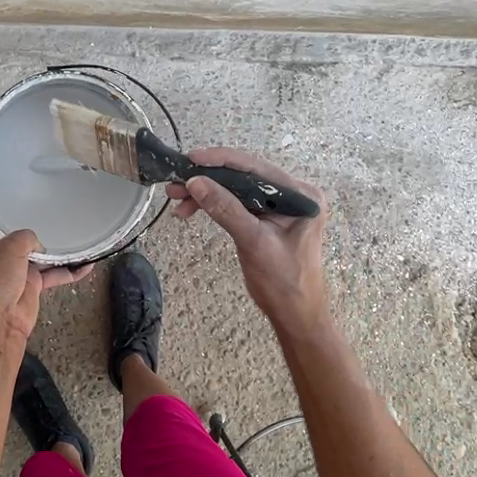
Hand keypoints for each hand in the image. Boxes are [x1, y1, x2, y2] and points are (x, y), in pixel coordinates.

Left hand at [0, 224, 93, 343]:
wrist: (3, 320)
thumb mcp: (11, 246)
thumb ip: (26, 235)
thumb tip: (38, 243)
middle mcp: (0, 251)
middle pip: (16, 231)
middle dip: (29, 220)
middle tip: (43, 202)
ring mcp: (17, 267)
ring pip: (39, 251)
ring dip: (56, 246)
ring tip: (74, 231)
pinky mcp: (33, 283)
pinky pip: (55, 272)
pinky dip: (70, 270)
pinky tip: (86, 265)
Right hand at [166, 148, 331, 334]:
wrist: (296, 317)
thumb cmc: (284, 283)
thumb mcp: (253, 241)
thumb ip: (225, 208)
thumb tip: (195, 181)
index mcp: (300, 195)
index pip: (255, 167)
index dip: (221, 160)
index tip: (191, 158)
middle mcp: (292, 194)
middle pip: (243, 176)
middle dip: (208, 178)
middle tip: (176, 182)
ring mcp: (279, 206)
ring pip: (236, 189)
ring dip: (206, 192)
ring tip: (176, 197)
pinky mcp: (266, 218)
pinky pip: (236, 203)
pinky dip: (213, 205)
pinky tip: (191, 209)